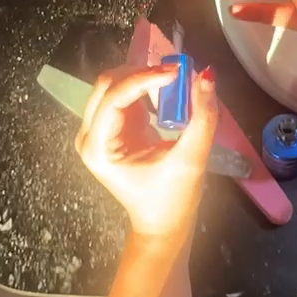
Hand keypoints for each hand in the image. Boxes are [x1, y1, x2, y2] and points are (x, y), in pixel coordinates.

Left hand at [76, 64, 218, 241]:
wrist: (163, 225)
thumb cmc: (172, 201)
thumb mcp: (191, 161)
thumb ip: (203, 118)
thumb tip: (207, 76)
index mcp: (98, 149)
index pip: (114, 98)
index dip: (143, 79)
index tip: (176, 71)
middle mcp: (90, 136)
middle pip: (108, 85)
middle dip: (141, 73)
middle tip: (177, 72)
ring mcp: (99, 131)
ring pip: (115, 85)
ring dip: (143, 77)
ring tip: (175, 80)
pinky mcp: (114, 128)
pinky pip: (125, 95)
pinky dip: (146, 87)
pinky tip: (167, 89)